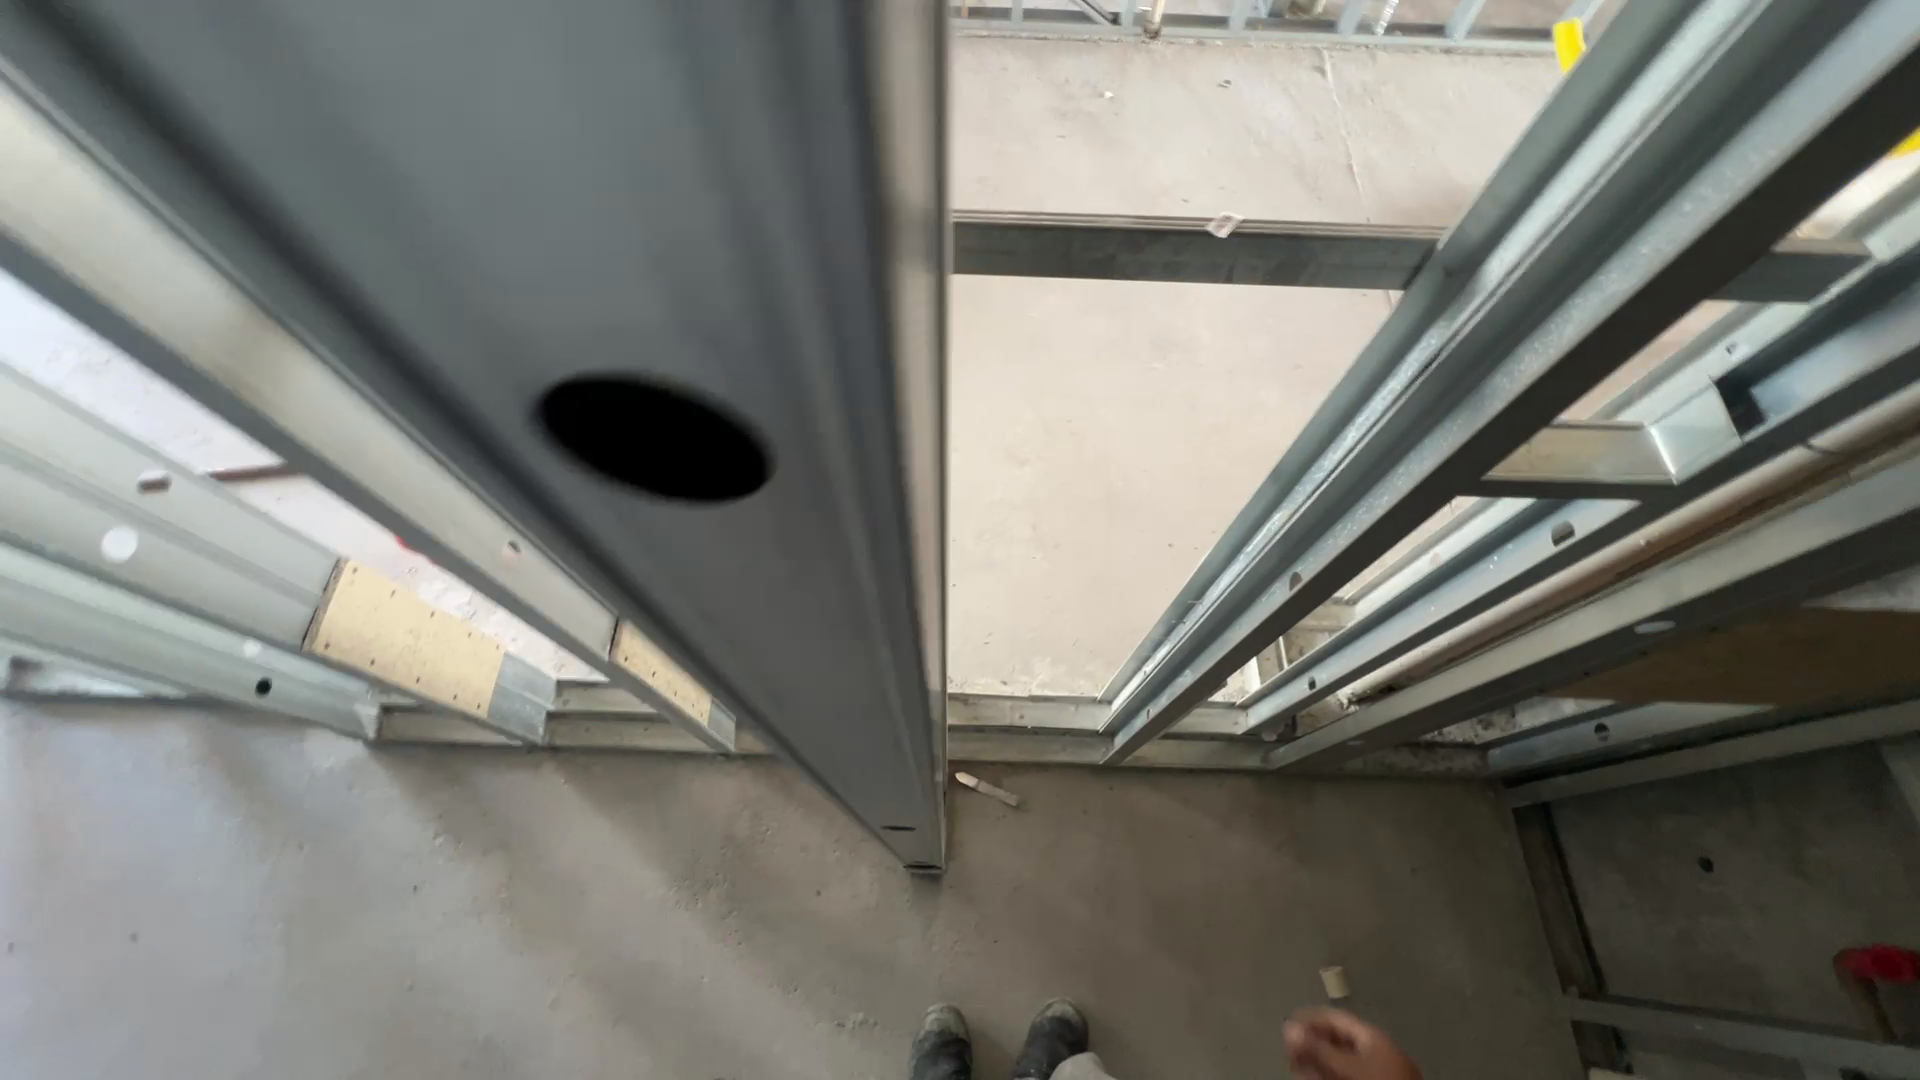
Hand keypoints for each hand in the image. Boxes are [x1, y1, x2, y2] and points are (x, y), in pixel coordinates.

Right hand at [1283, 1007, 1420, 1079]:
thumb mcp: (1349, 1068)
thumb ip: (1319, 1049)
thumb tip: (1287, 1025)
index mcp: (1372, 1035)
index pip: (1334, 1017)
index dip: (1308, 1018)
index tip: (1286, 1026)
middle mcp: (1376, 1047)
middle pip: (1337, 1038)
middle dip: (1311, 1043)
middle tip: (1289, 1052)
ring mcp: (1380, 1068)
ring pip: (1341, 1058)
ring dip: (1318, 1061)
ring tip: (1298, 1069)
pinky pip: (1349, 1073)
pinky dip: (1330, 1074)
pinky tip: (1315, 1077)